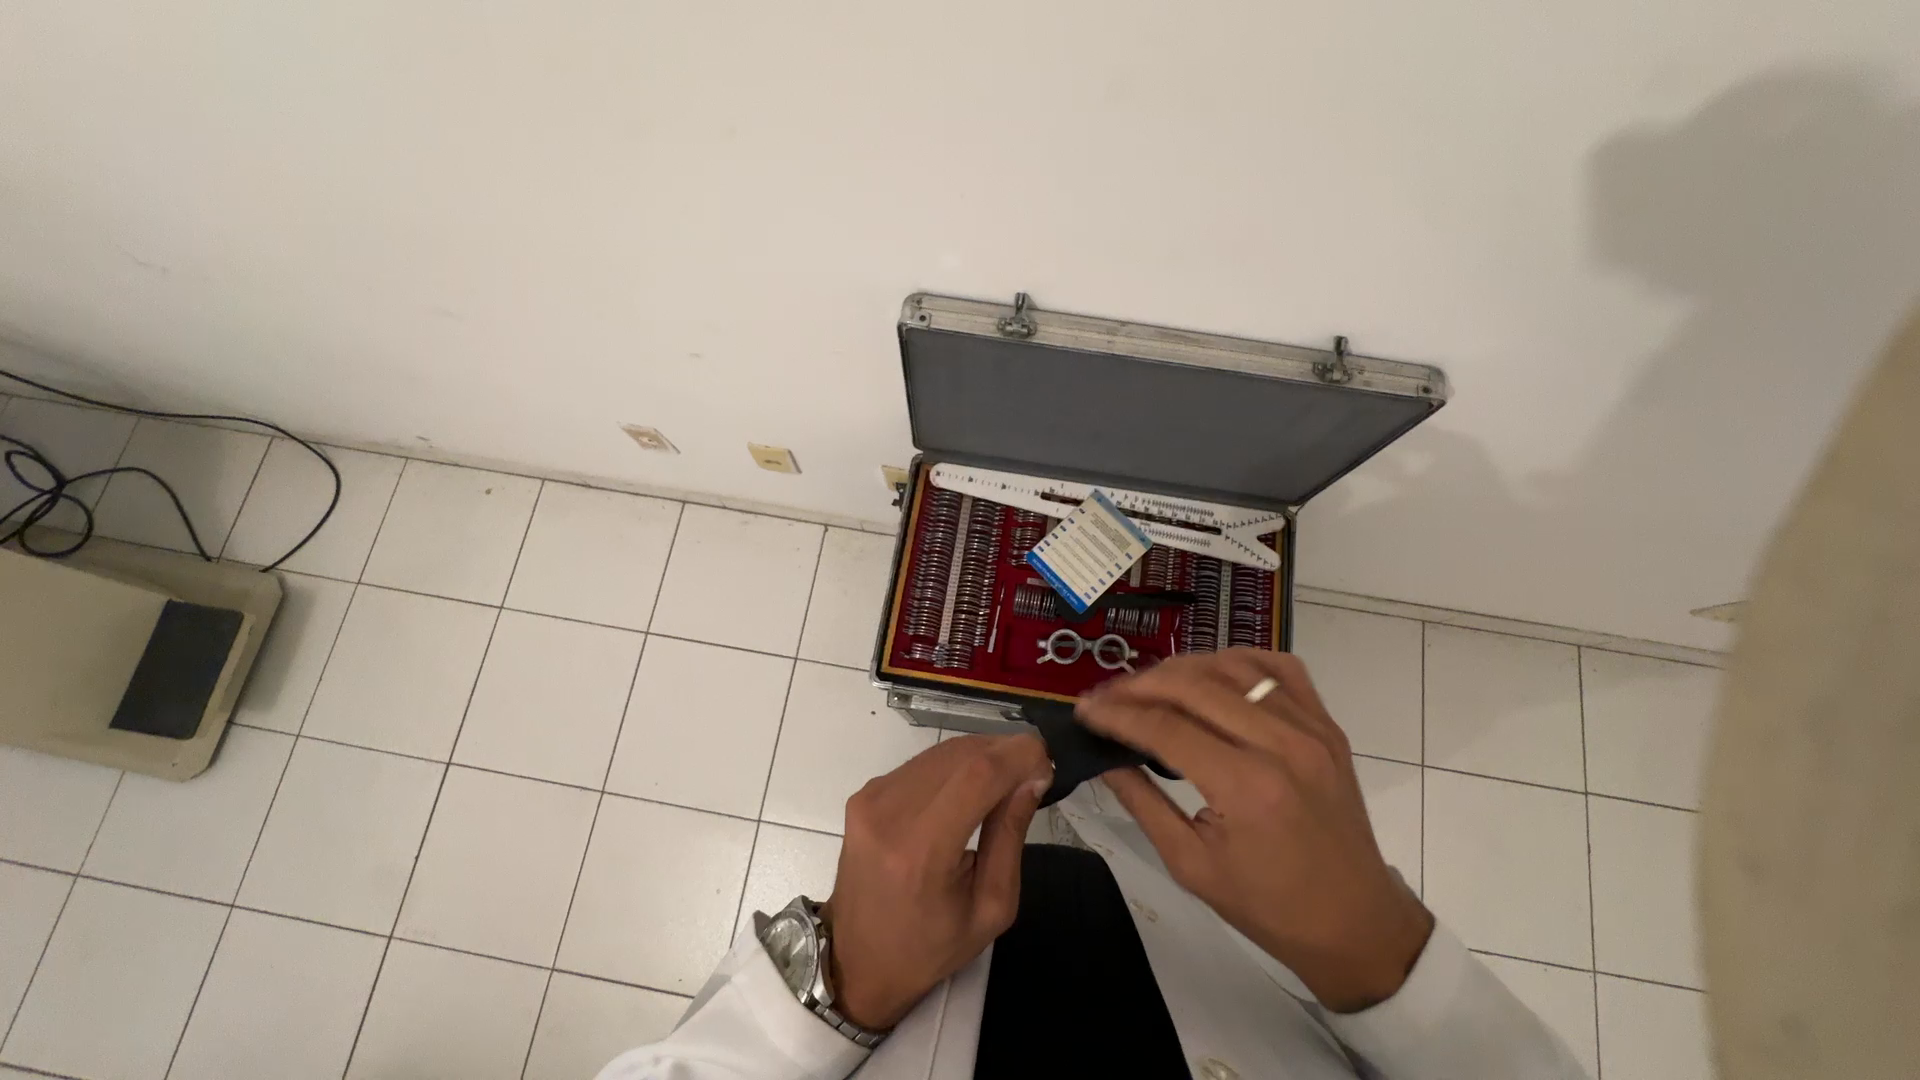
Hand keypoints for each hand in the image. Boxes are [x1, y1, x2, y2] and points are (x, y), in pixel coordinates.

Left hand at [824, 733, 1050, 1029]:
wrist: (858, 961)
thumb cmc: (930, 947)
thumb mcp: (991, 907)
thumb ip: (1011, 835)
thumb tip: (1033, 777)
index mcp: (921, 851)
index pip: (978, 774)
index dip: (1019, 755)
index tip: (1047, 763)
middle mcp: (890, 812)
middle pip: (962, 754)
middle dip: (1006, 753)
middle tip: (1033, 775)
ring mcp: (872, 797)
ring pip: (943, 752)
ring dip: (982, 756)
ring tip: (1006, 783)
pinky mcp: (865, 792)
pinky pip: (923, 763)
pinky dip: (955, 767)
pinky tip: (970, 791)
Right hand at [1077, 649, 1433, 1012]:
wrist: (1354, 922)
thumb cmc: (1267, 905)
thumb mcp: (1189, 864)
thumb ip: (1141, 800)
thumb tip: (1102, 756)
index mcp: (1245, 787)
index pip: (1164, 727)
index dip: (1116, 714)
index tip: (1083, 709)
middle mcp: (1281, 744)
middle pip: (1194, 685)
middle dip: (1139, 685)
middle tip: (1106, 696)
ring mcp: (1310, 728)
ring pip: (1233, 666)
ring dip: (1182, 668)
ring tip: (1149, 686)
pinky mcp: (1327, 725)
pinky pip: (1279, 667)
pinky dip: (1238, 661)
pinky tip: (1211, 674)